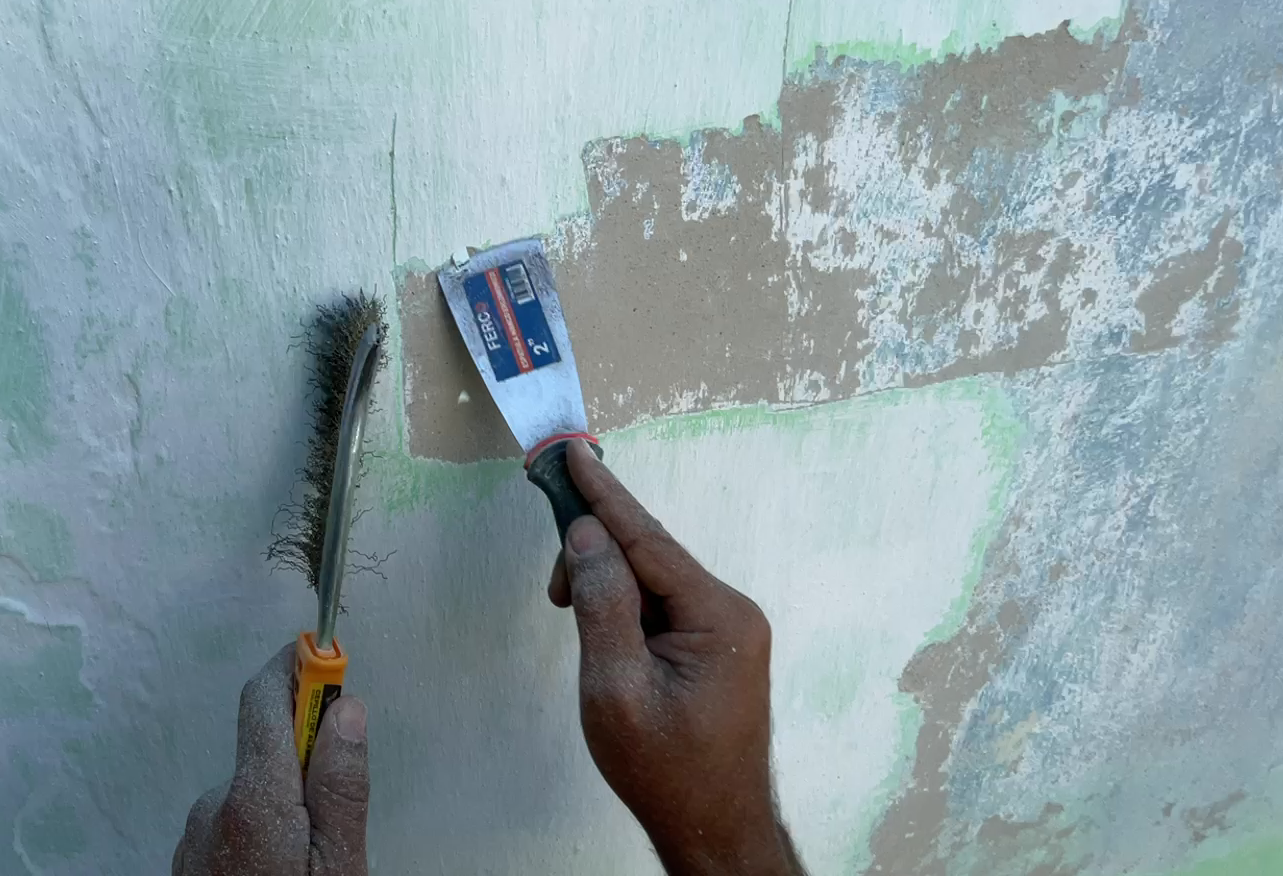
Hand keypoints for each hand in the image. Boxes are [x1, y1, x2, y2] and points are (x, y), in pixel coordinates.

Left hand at [172, 646, 368, 875]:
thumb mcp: (338, 864)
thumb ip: (341, 785)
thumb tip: (346, 707)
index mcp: (251, 797)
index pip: (265, 695)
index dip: (298, 666)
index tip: (330, 664)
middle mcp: (213, 805)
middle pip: (267, 746)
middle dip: (305, 755)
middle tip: (338, 807)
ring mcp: (194, 836)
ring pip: (254, 787)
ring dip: (284, 799)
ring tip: (310, 856)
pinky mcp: (188, 861)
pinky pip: (234, 820)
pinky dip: (261, 827)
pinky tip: (278, 866)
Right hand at [547, 441, 803, 875]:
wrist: (712, 830)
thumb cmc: (663, 768)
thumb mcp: (615, 687)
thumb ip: (601, 602)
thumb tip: (586, 532)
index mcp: (716, 616)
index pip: (646, 537)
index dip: (603, 493)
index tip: (572, 452)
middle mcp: (727, 608)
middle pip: (645, 554)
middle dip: (592, 557)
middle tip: (555, 593)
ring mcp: (722, 624)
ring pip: (645, 575)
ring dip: (602, 584)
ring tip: (572, 618)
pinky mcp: (709, 638)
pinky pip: (653, 598)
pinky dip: (617, 602)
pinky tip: (600, 628)